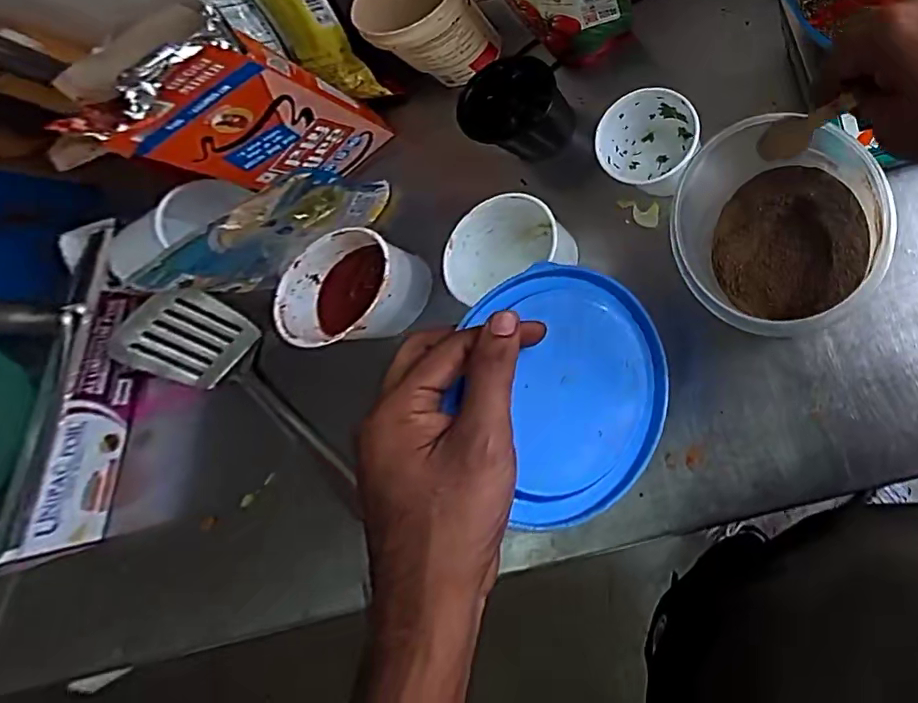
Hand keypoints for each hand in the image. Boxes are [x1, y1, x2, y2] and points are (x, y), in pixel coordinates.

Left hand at [356, 313, 544, 702]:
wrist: (433, 595)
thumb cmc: (456, 522)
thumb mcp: (484, 437)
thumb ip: (492, 373)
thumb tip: (502, 323)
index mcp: (393, 412)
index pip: (447, 349)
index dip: (493, 333)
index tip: (534, 332)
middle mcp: (383, 424)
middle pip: (425, 356)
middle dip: (472, 340)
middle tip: (514, 340)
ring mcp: (392, 447)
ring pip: (427, 383)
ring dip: (466, 367)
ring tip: (506, 366)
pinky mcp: (407, 465)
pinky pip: (432, 411)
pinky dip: (460, 395)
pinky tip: (487, 406)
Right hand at [816, 0, 917, 183]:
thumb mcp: (900, 133)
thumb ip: (867, 107)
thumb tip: (865, 95)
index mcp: (887, 29)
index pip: (837, 52)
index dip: (826, 83)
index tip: (825, 104)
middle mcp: (917, 2)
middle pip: (869, 30)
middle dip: (859, 64)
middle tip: (861, 98)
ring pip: (904, 25)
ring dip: (894, 54)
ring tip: (904, 91)